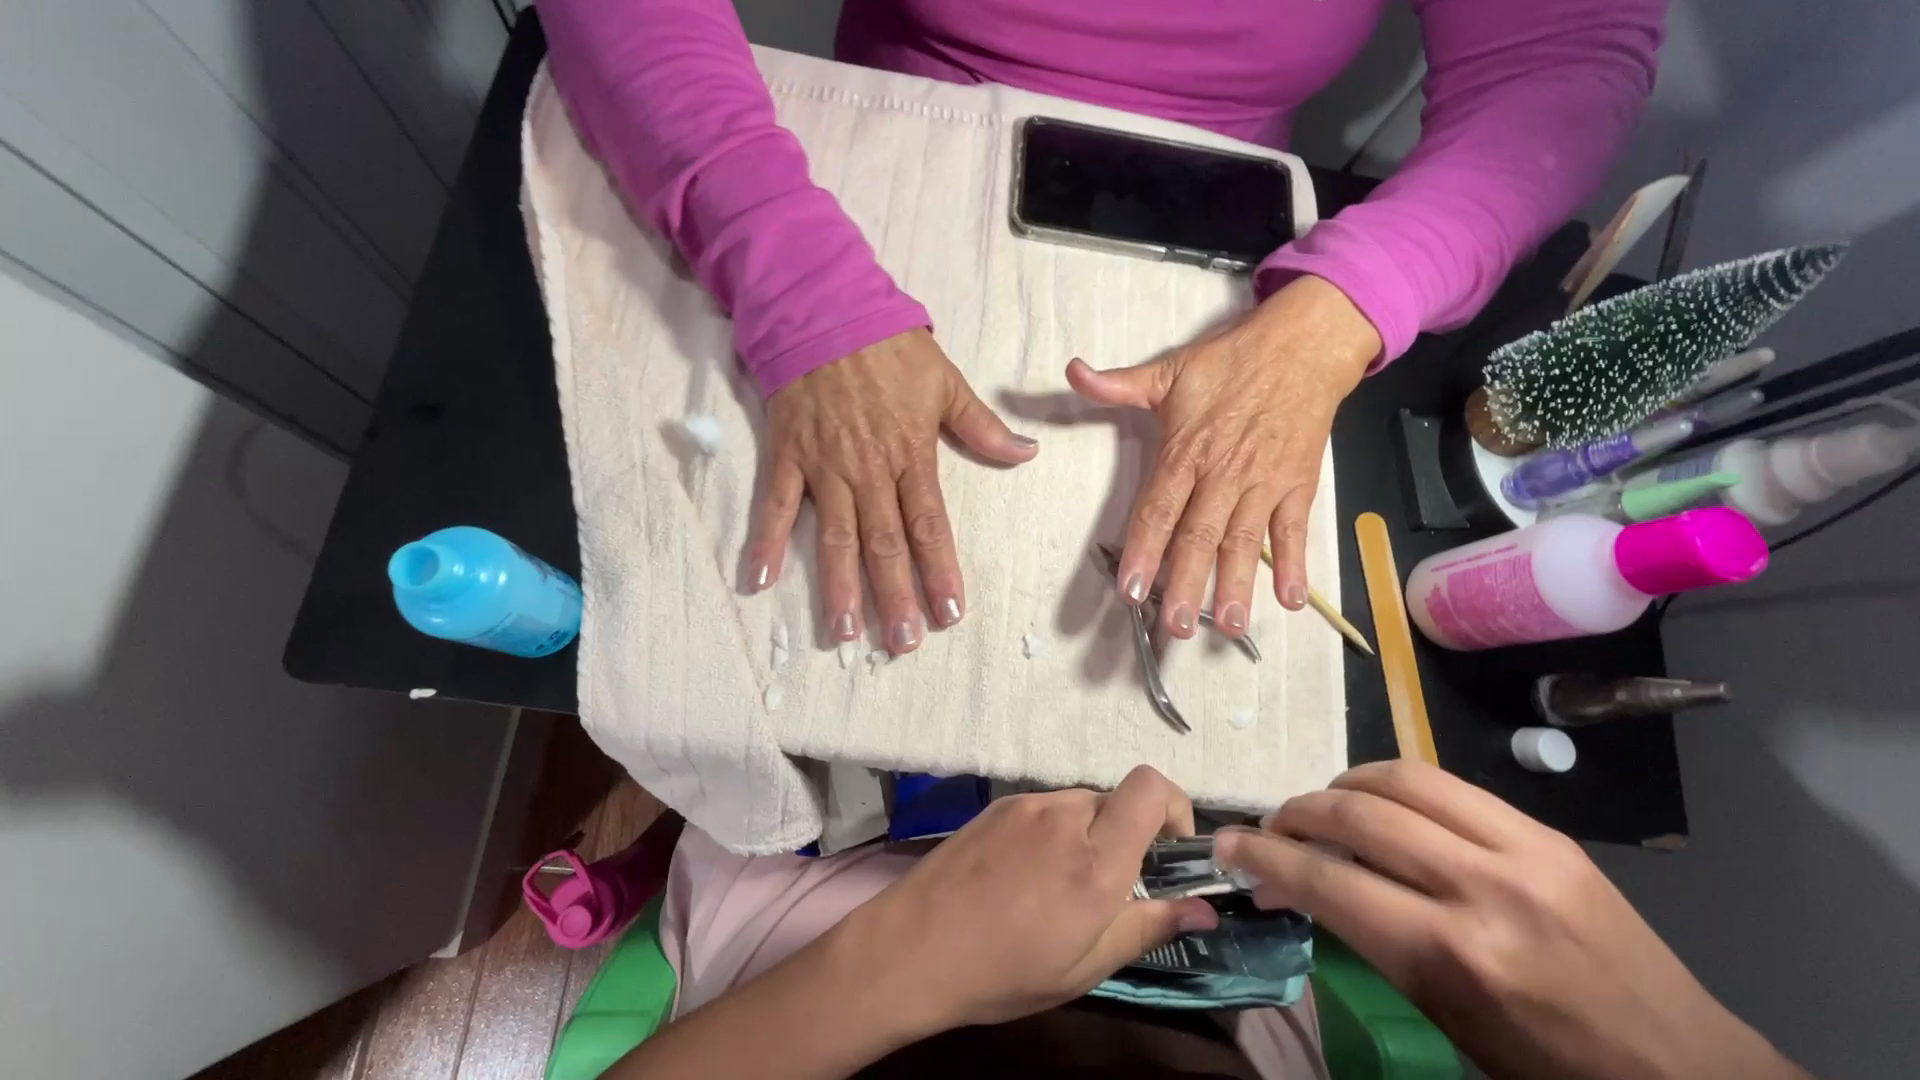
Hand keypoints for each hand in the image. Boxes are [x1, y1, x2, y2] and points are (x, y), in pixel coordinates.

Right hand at [749, 329, 1037, 653]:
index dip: (940, 572)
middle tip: (902, 643)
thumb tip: (1026, 454)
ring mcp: (825, 467)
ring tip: (843, 633)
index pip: (929, 525)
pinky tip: (758, 581)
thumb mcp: (945, 381)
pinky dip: (766, 541)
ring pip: (835, 536)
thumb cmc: (889, 346)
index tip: (949, 614)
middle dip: (894, 596)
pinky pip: (776, 505)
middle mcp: (868, 471)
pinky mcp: (788, 456)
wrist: (825, 308)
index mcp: (910, 455)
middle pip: (884, 544)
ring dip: (839, 586)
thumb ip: (981, 425)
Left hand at [833, 765, 1218, 1035]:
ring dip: (1087, 835)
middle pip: (1118, 800)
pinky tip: (1023, 876)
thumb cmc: (1002, 971)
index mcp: (1095, 861)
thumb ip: (1147, 927)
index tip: (1169, 853)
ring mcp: (1025, 806)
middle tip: (1108, 888)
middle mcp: (1064, 817)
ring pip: (1080, 805)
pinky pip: (1044, 809)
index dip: (1176, 809)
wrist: (910, 948)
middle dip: (1128, 835)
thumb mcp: (1083, 967)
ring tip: (1057, 888)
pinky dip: (1052, 833)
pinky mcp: (996, 806)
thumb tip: (1203, 908)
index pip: (1152, 788)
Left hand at [1068, 275, 1377, 633]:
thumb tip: (1072, 372)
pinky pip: (1294, 528)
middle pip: (1200, 535)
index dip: (1144, 551)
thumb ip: (1118, 384)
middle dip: (1187, 583)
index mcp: (1186, 451)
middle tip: (1174, 627)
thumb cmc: (1231, 361)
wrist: (1303, 344)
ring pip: (1246, 541)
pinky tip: (1290, 600)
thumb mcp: (1169, 370)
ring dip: (1237, 585)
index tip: (1132, 590)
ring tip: (1228, 627)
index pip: (1159, 509)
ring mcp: (1263, 481)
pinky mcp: (1298, 484)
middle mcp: (1223, 473)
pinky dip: (1294, 563)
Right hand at [1214, 761, 1807, 1079]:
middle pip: (1356, 814)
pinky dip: (1394, 784)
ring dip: (1341, 786)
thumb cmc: (1548, 1071)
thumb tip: (1304, 889)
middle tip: (1269, 829)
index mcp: (1453, 956)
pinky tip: (1381, 804)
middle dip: (1294, 814)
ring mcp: (1524, 851)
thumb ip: (1369, 945)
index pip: (1327, 879)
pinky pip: (1449, 785)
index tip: (1227, 848)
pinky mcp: (1549, 835)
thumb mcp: (1443, 1023)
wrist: (1687, 1076)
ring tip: (1322, 809)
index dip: (1264, 857)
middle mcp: (1483, 889)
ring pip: (1400, 778)